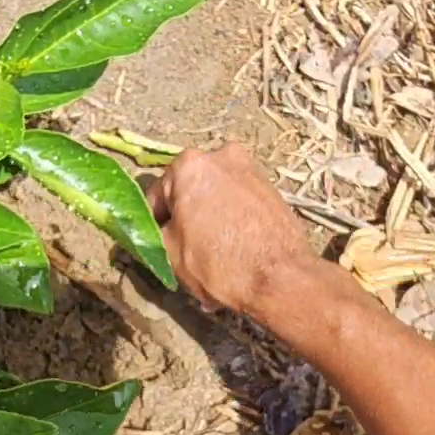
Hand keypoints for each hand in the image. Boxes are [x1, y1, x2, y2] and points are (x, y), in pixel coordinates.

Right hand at [146, 143, 319, 314]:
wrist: (281, 278)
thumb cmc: (219, 263)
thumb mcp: (170, 252)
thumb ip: (154, 234)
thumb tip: (155, 231)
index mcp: (189, 164)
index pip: (158, 196)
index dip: (154, 224)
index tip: (158, 244)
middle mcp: (221, 156)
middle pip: (191, 193)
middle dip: (187, 220)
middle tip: (186, 253)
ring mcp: (251, 170)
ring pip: (218, 199)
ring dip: (211, 222)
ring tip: (212, 258)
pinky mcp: (272, 189)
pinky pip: (240, 205)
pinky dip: (233, 224)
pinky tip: (234, 253)